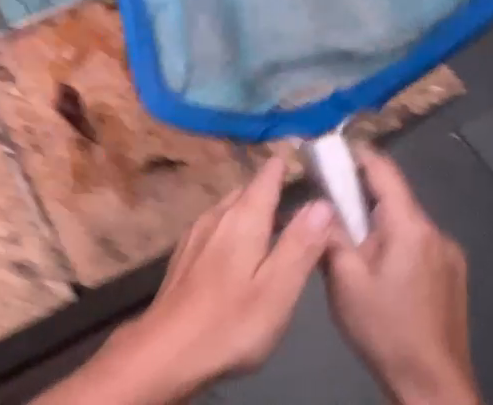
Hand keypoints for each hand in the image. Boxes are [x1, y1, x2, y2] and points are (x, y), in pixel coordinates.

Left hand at [35, 155, 334, 404]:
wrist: (170, 346)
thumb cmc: (232, 320)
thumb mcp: (278, 288)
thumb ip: (299, 245)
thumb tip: (322, 203)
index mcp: (242, 221)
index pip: (264, 180)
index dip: (280, 165)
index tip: (294, 146)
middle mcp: (215, 218)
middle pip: (245, 193)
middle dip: (268, 186)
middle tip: (292, 184)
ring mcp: (196, 235)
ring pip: (228, 209)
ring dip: (250, 206)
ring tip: (272, 212)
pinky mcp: (186, 255)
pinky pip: (216, 226)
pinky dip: (234, 224)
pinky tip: (240, 243)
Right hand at [322, 145, 479, 404]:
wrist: (432, 386)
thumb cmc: (384, 327)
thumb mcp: (343, 277)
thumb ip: (331, 231)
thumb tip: (319, 202)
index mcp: (410, 226)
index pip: (382, 169)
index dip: (353, 153)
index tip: (323, 148)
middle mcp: (436, 233)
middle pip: (392, 197)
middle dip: (356, 194)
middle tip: (321, 202)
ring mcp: (449, 257)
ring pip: (402, 223)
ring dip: (373, 222)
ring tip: (343, 241)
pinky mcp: (452, 278)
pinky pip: (415, 244)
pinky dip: (390, 243)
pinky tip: (372, 269)